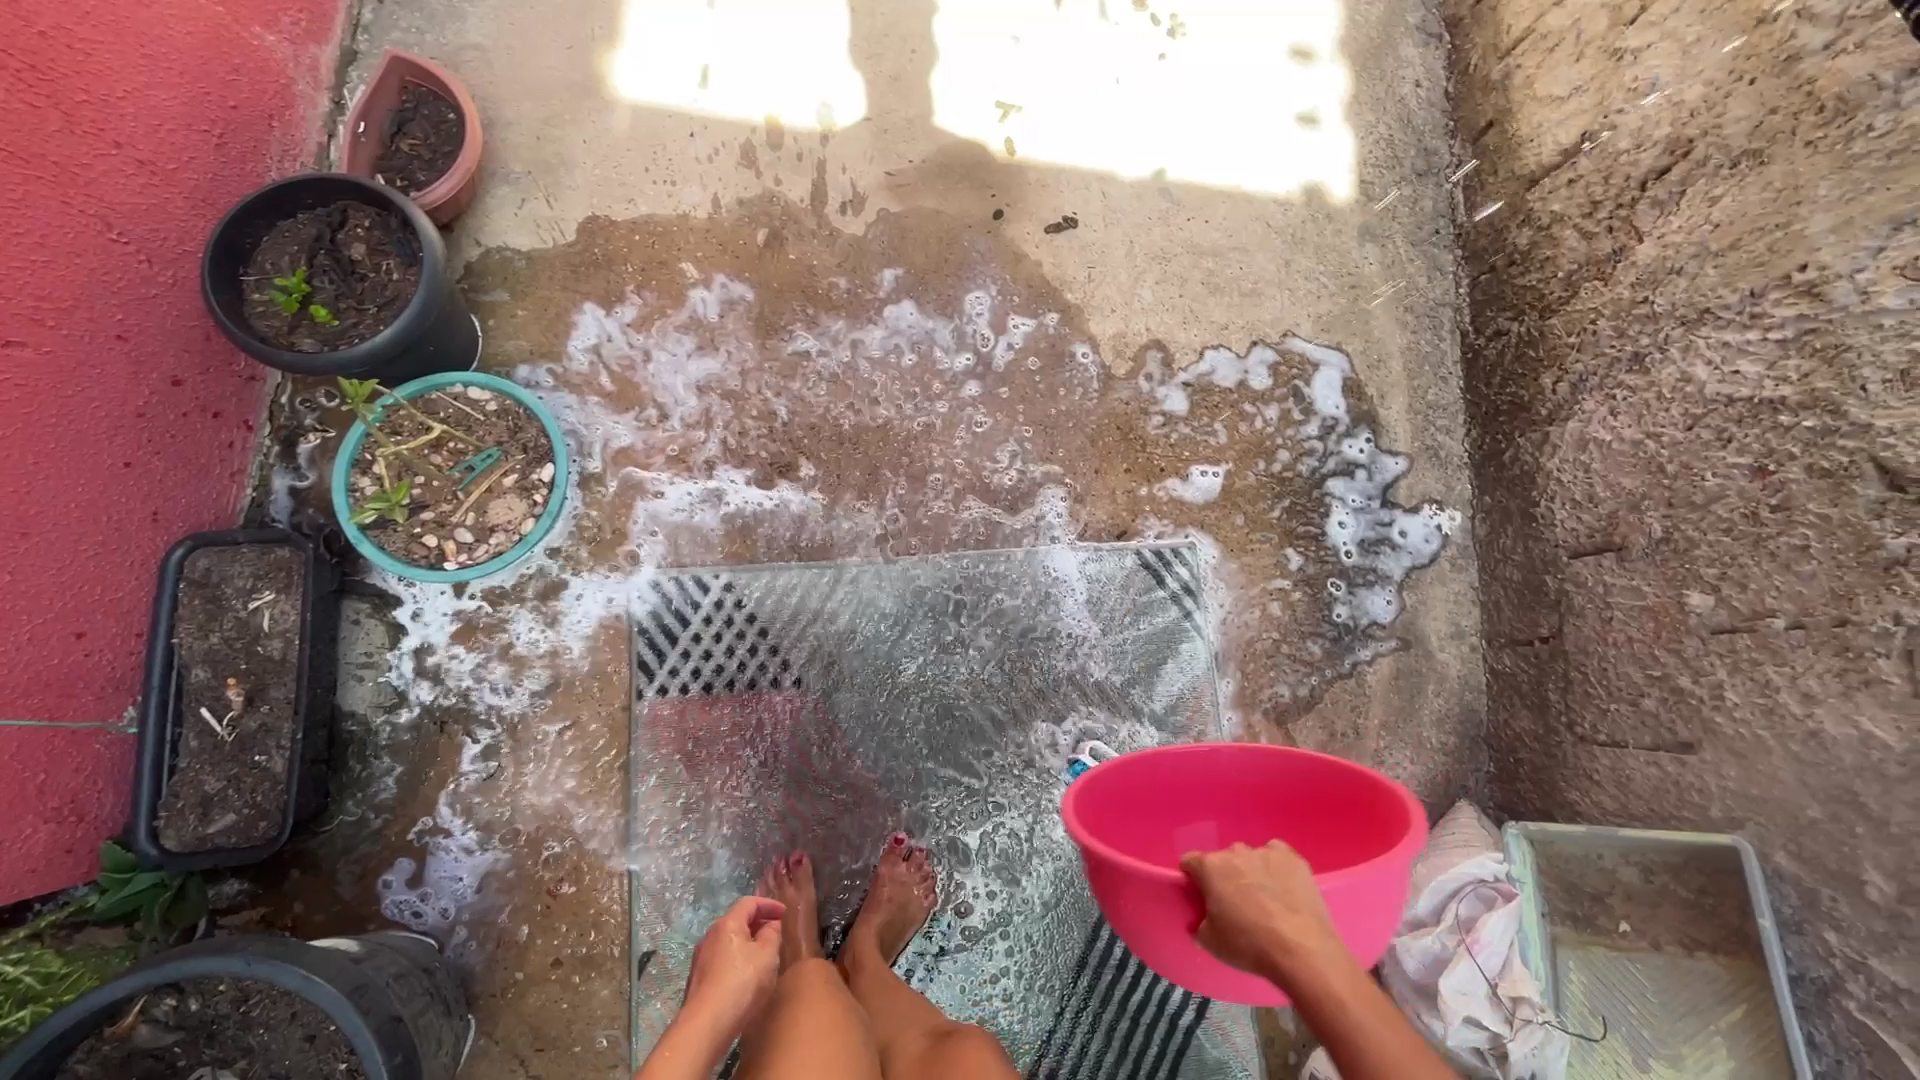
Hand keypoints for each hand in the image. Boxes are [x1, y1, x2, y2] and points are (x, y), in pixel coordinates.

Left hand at [681, 895, 784, 1039]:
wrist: (706, 1024)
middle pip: (737, 920)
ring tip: (764, 956)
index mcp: (727, 924)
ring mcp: (701, 958)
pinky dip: (738, 959)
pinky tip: (747, 976)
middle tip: (777, 933)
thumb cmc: (742, 983)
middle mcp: (710, 936)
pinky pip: (722, 959)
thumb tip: (770, 925)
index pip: (749, 903)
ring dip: (748, 943)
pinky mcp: (698, 979)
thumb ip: (772, 934)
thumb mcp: (767, 955)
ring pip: (729, 942)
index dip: (769, 904)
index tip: (784, 913)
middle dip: (758, 923)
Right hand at [1181, 840, 1345, 983]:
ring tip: (1265, 899)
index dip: (1193, 879)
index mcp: (1210, 867)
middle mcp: (1235, 852)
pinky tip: (1283, 888)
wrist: (1301, 951)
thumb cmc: (1249, 945)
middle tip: (1235, 903)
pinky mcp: (1294, 859)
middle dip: (1225, 876)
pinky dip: (1276, 867)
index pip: (1189, 862)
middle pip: (1222, 860)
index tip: (1202, 896)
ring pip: (1250, 857)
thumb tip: (1203, 920)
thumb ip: (1199, 923)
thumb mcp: (1210, 942)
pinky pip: (1277, 855)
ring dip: (1250, 872)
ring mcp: (1266, 852)